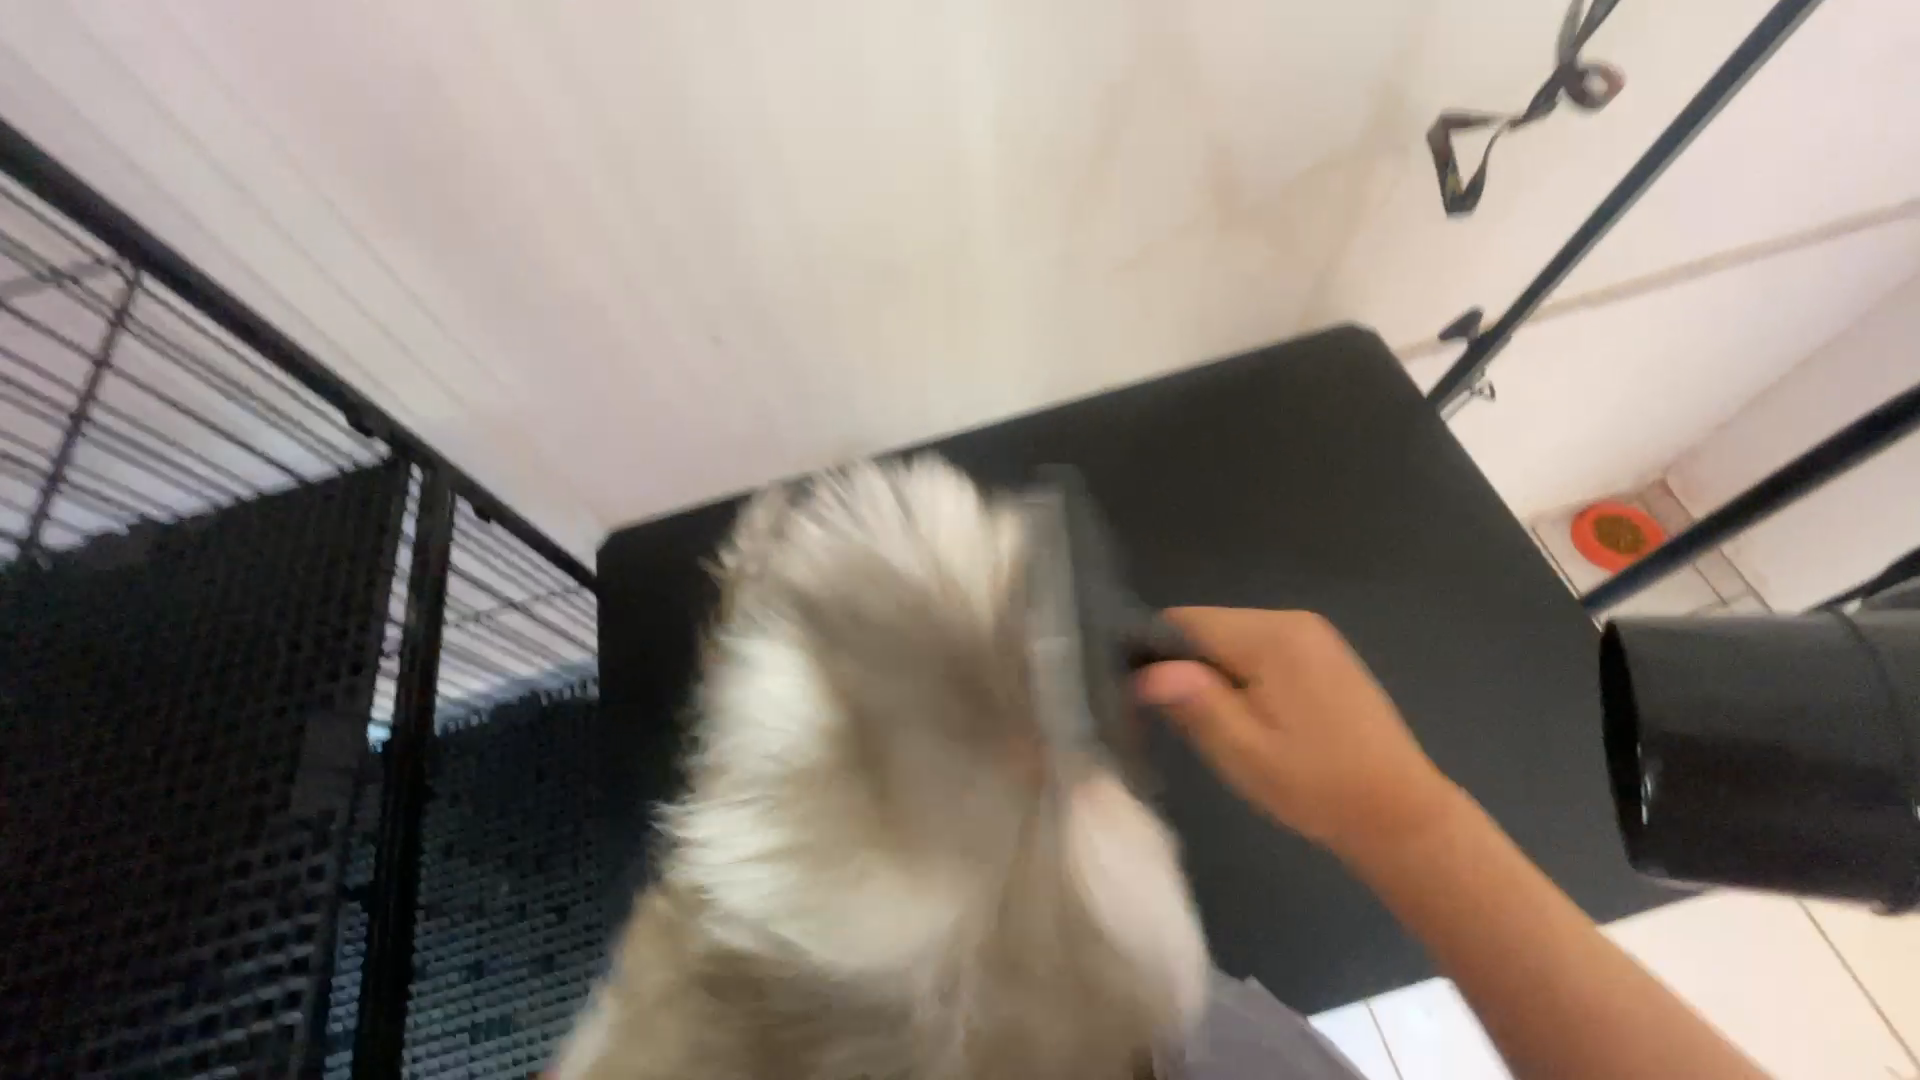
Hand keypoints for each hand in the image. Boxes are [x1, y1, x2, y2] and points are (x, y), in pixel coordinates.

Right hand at [1135, 607, 1467, 863]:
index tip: (1140, 696)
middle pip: (1206, 626)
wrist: (1400, 815)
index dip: (1152, 652)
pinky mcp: (1320, 653)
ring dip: (1211, 673)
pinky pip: (1257, 649)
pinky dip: (1239, 675)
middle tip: (1182, 721)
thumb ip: (1194, 703)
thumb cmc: (1317, 787)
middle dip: (1184, 666)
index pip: (1183, 621)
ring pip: (1229, 639)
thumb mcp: (1244, 752)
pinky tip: (1248, 716)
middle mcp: (1291, 620)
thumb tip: (1145, 671)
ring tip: (1216, 724)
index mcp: (1271, 637)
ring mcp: (1311, 634)